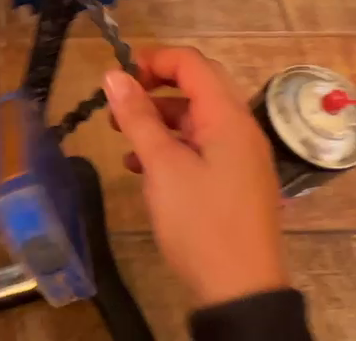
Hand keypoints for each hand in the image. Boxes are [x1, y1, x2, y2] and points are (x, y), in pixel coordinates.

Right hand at [103, 47, 289, 305]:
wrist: (242, 294)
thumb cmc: (201, 222)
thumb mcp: (161, 166)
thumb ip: (137, 116)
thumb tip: (114, 74)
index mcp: (228, 117)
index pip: (191, 63)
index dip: (153, 60)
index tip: (120, 78)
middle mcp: (240, 129)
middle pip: (196, 86)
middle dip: (154, 88)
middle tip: (120, 104)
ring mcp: (240, 157)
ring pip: (195, 118)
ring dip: (158, 119)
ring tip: (122, 135)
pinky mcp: (235, 182)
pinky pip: (201, 146)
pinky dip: (171, 145)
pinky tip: (141, 166)